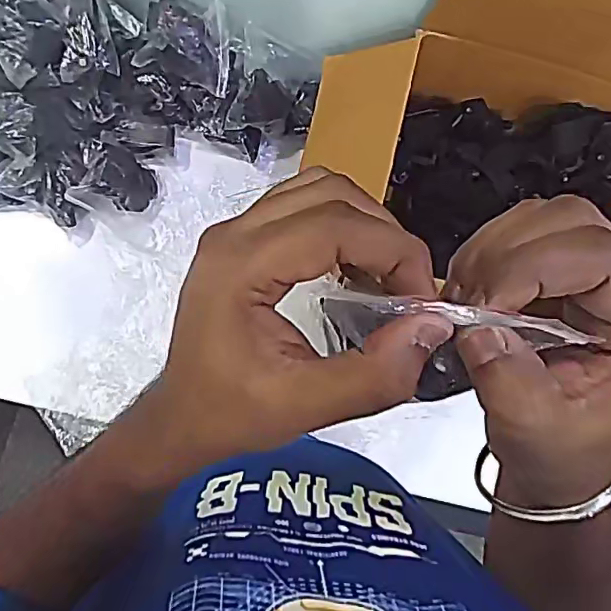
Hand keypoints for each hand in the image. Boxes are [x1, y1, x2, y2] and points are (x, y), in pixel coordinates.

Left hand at [126, 167, 453, 473]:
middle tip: (409, 289)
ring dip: (367, 226)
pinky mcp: (247, 244)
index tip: (420, 296)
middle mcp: (235, 237)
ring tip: (388, 276)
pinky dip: (346, 228)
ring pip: (321, 191)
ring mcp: (238, 235)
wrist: (182, 419)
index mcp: (240, 266)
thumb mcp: (303, 407)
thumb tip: (427, 331)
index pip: (337, 224)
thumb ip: (372, 375)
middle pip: (333, 195)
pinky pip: (307, 207)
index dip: (395, 252)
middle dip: (387, 237)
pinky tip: (358, 270)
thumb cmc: (224, 413)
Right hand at [443, 196, 610, 509]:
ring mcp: (597, 280)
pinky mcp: (562, 278)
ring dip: (494, 250)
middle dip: (510, 252)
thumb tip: (478, 329)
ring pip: (546, 219)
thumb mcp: (534, 431)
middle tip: (472, 297)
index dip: (534, 268)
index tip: (487, 304)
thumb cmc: (562, 453)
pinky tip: (473, 291)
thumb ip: (509, 382)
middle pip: (576, 223)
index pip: (601, 259)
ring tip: (468, 296)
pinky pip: (522, 236)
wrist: (555, 461)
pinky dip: (486, 255)